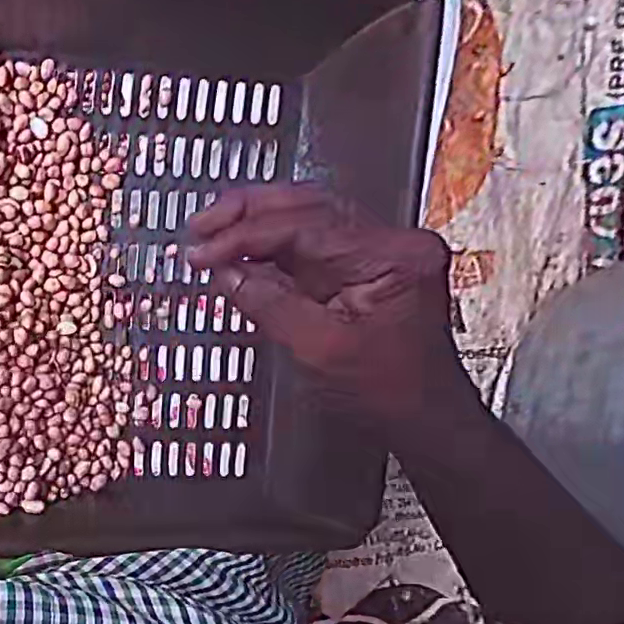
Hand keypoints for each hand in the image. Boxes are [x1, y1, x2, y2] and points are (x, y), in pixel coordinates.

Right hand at [185, 184, 477, 436]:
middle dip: (247, 212)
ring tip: (211, 231)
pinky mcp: (357, 269)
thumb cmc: (385, 391)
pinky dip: (268, 247)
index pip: (304, 227)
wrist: (422, 416)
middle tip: (202, 224)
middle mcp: (388, 243)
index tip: (204, 251)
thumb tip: (225, 274)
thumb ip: (268, 304)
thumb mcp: (318, 349)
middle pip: (307, 206)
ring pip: (305, 218)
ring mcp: (374, 253)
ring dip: (254, 223)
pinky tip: (239, 252)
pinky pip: (307, 246)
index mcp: (389, 257)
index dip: (244, 236)